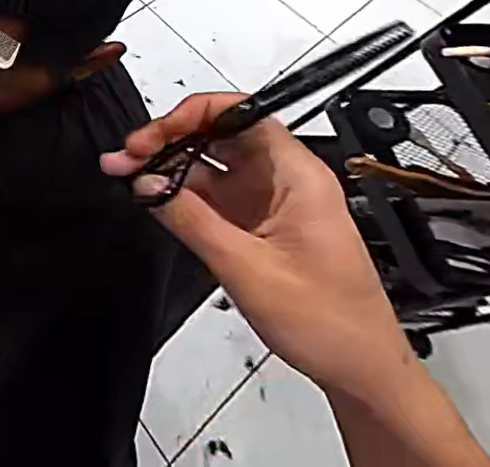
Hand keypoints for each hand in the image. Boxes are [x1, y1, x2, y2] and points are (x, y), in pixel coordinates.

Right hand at [101, 94, 419, 404]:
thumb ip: (189, 218)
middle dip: (167, 137)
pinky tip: (149, 194)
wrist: (362, 375)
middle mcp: (281, 179)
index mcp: (298, 177)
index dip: (194, 113)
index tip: (157, 132)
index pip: (241, 114)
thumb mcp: (247, 268)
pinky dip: (174, 189)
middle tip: (129, 153)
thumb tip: (144, 182)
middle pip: (216, 133)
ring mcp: (264, 198)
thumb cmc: (332, 325)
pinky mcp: (251, 219)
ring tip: (126, 170)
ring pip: (206, 161)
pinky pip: (206, 190)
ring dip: (165, 163)